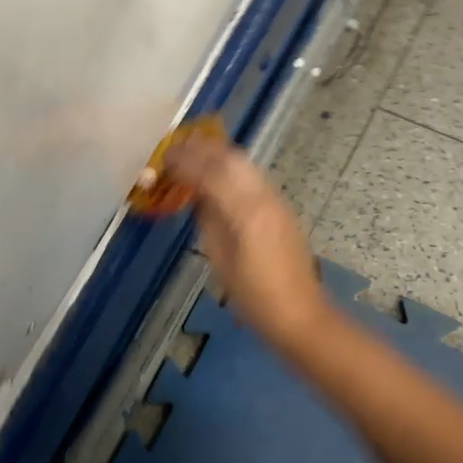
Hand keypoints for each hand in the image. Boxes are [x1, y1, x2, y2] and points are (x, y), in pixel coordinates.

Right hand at [162, 136, 334, 345]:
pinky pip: (252, 176)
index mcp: (246, 212)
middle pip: (230, 159)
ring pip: (244, 164)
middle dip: (201, 149)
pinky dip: (230, 168)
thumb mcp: (220, 259)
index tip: (163, 156)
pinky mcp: (281, 208)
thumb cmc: (253, 295)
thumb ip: (208, 221)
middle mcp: (264, 198)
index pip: (210, 174)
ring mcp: (276, 201)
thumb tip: (196, 197)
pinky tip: (215, 174)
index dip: (184, 162)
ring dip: (216, 154)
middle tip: (174, 147)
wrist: (299, 314)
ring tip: (191, 153)